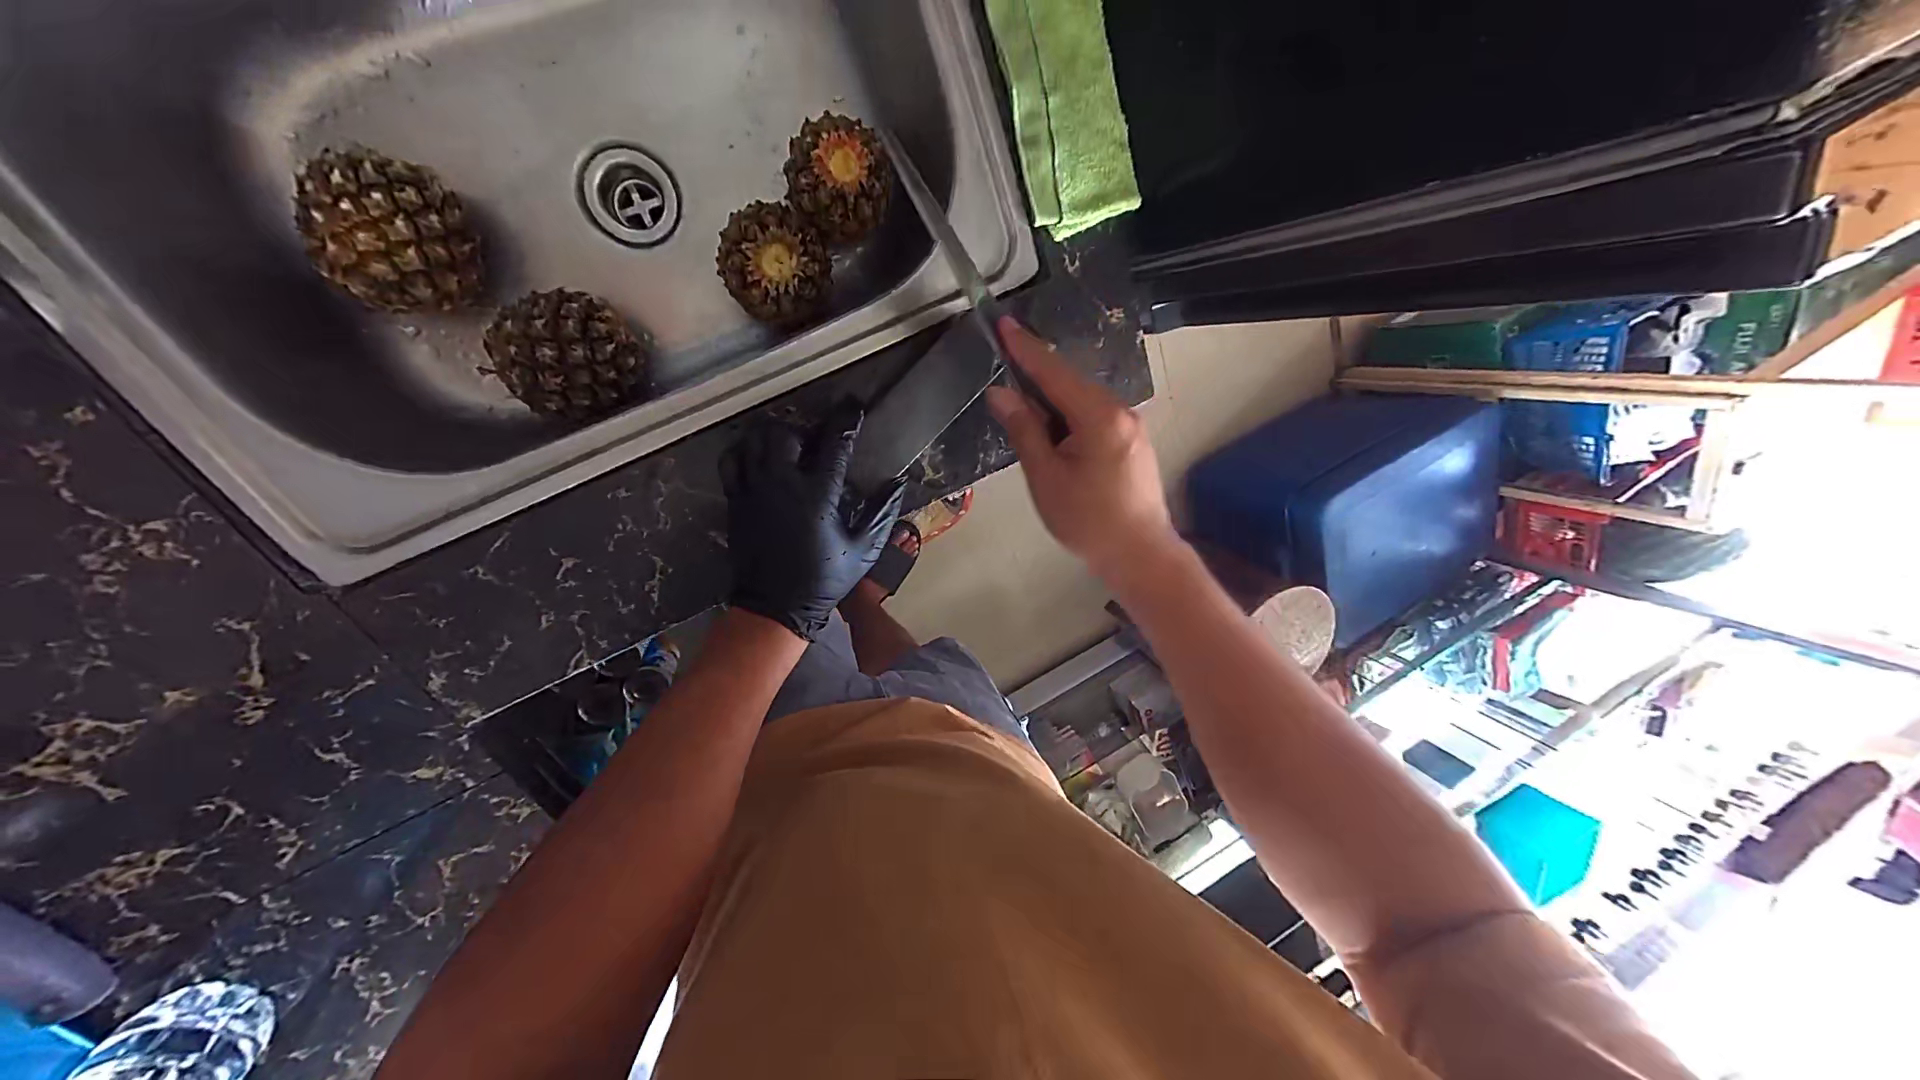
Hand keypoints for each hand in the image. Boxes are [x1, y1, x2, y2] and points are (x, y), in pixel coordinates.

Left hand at [719, 404, 903, 639]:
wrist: (776, 605)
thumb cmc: (825, 578)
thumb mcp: (864, 550)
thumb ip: (882, 513)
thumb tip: (898, 482)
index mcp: (818, 494)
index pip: (834, 443)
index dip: (846, 420)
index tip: (853, 407)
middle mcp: (783, 484)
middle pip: (784, 433)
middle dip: (801, 430)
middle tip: (813, 441)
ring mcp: (754, 491)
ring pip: (755, 442)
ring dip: (773, 438)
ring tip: (786, 448)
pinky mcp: (736, 501)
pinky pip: (732, 462)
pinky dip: (743, 452)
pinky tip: (758, 460)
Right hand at [984, 317, 1178, 582]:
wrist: (1140, 554)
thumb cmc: (1088, 521)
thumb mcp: (1046, 478)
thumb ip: (1025, 430)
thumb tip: (1002, 394)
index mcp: (1098, 416)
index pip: (1054, 372)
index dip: (1025, 348)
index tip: (1004, 323)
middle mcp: (1120, 412)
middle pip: (1070, 383)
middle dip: (1037, 376)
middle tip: (1005, 371)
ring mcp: (1131, 426)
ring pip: (1082, 401)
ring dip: (1052, 401)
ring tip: (1024, 413)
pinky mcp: (1133, 441)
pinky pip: (1094, 416)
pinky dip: (1070, 417)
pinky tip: (1054, 432)